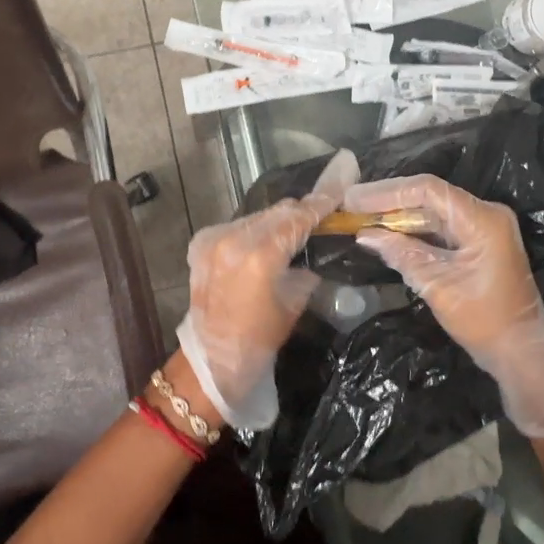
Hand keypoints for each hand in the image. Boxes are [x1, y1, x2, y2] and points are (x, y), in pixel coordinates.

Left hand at [176, 148, 357, 429]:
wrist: (210, 360)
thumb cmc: (259, 340)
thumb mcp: (293, 303)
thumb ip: (305, 267)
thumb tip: (315, 249)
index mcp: (259, 255)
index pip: (297, 218)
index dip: (322, 201)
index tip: (342, 184)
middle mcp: (234, 239)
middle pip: (278, 212)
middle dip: (302, 211)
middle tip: (325, 210)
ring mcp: (214, 239)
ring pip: (258, 216)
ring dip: (278, 221)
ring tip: (297, 229)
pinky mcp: (201, 243)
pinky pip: (238, 226)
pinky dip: (256, 230)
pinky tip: (267, 242)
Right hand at [346, 174, 543, 438]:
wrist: (522, 349)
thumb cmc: (483, 321)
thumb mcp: (437, 287)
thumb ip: (402, 254)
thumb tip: (365, 235)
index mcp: (482, 220)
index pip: (428, 191)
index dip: (388, 192)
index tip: (355, 198)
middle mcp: (485, 213)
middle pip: (429, 194)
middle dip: (389, 198)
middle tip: (351, 202)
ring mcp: (483, 224)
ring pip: (433, 208)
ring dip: (398, 211)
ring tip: (361, 212)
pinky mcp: (478, 238)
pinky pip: (441, 223)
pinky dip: (413, 226)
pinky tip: (385, 227)